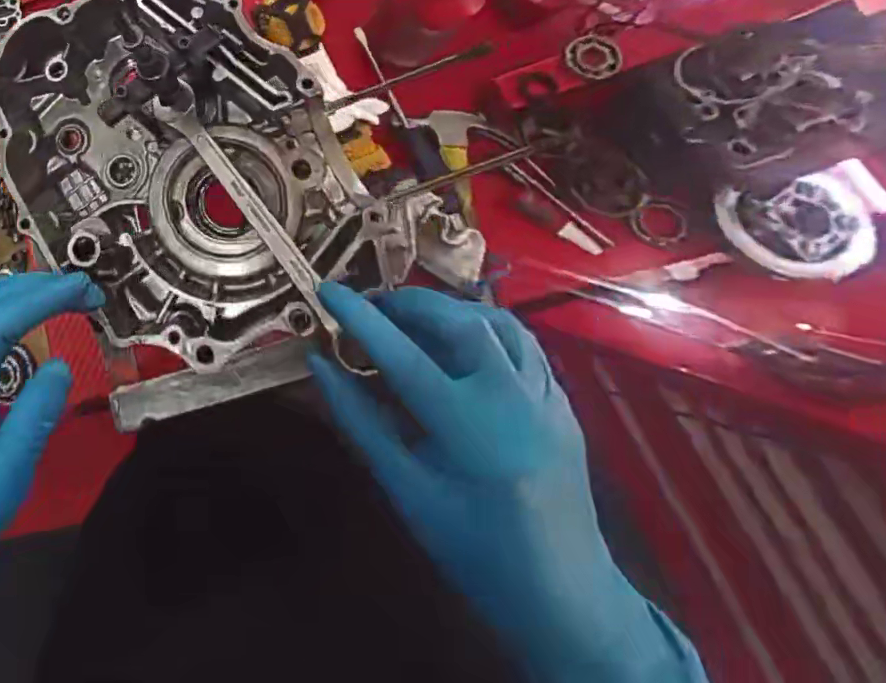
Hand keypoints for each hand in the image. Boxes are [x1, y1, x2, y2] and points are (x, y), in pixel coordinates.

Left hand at [0, 271, 100, 644]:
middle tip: (91, 291)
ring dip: (31, 291)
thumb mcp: (7, 475)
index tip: (84, 291)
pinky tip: (45, 306)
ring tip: (76, 293)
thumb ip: (33, 420)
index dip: (42, 302)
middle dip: (42, 289)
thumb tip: (62, 366)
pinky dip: (20, 304)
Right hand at [309, 284, 705, 682]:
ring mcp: (549, 398)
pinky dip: (480, 325)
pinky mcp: (562, 400)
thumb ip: (358, 419)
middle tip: (369, 308)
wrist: (567, 596)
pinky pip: (521, 341)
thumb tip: (317, 363)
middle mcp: (518, 401)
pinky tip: (454, 341)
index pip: (403, 356)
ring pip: (496, 321)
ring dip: (445, 309)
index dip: (360, 318)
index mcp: (474, 432)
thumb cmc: (473, 549)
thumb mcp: (404, 488)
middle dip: (406, 304)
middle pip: (458, 322)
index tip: (325, 288)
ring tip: (409, 318)